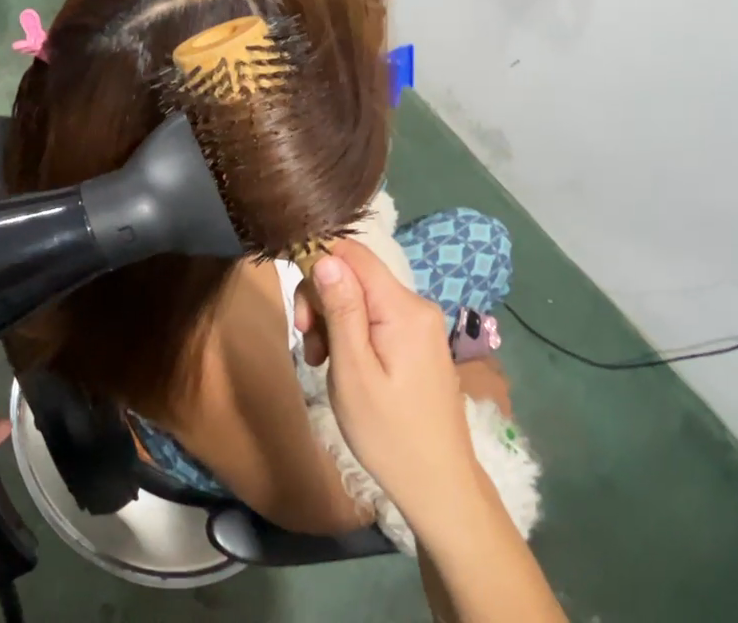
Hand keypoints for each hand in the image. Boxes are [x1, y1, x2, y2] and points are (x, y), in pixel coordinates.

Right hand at [309, 239, 482, 519]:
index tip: (298, 305)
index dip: (317, 262)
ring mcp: (418, 325)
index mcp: (403, 309)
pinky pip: (372, 317)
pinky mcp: (415, 342)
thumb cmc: (388, 432)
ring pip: (358, 297)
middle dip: (320, 300)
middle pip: (353, 274)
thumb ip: (341, 310)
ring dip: (330, 320)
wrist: (438, 485)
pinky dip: (348, 333)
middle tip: (307, 342)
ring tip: (320, 361)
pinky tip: (339, 364)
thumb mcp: (353, 371)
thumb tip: (326, 257)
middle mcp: (416, 306)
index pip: (352, 253)